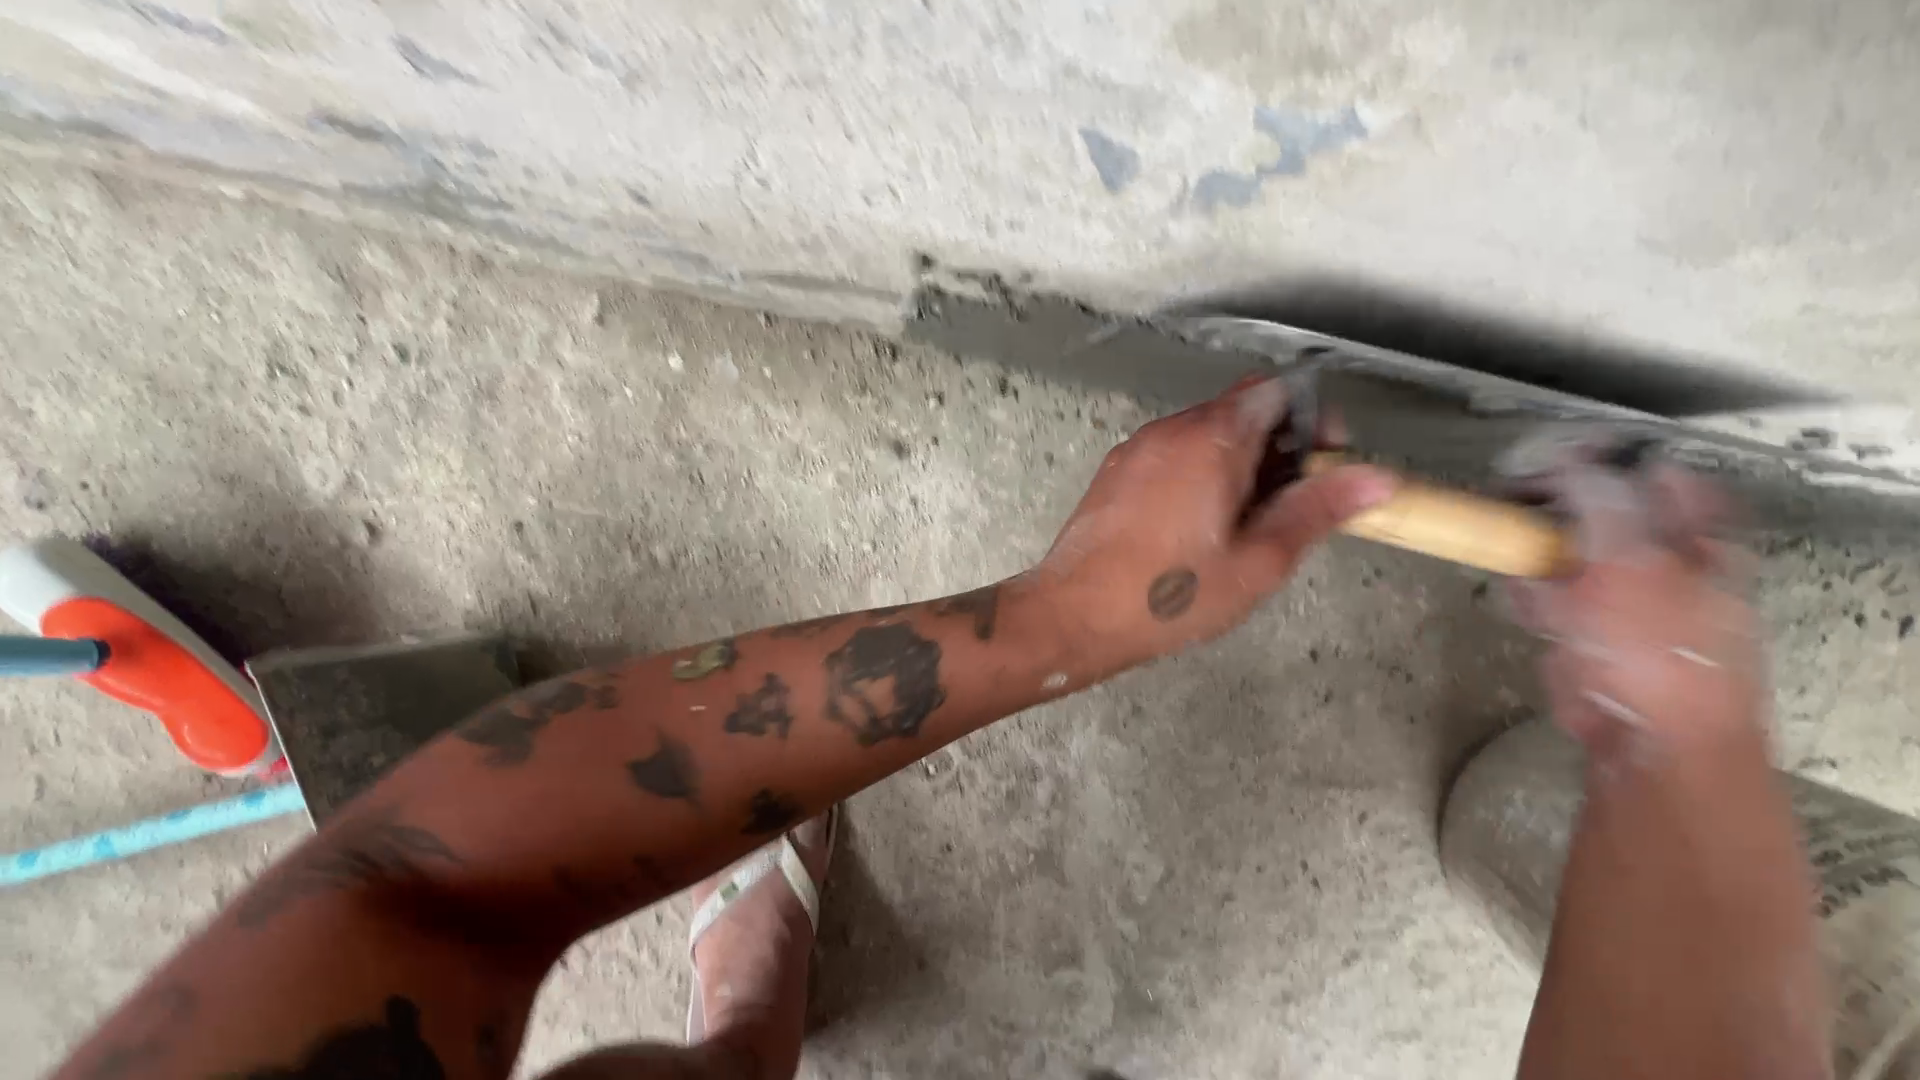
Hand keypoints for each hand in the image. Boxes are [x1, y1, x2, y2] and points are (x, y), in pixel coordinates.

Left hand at [1023, 374, 1397, 672]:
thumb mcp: (1257, 562)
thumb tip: (1377, 478)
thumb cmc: (1168, 597)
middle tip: (1294, 501)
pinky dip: (1199, 472)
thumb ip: (1316, 511)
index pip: (1276, 390)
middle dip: (1278, 445)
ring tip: (1249, 521)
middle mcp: (1170, 430)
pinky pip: (1171, 454)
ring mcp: (1136, 449)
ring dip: (1238, 462)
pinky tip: (1201, 525)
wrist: (1072, 616)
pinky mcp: (1116, 473)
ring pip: (1204, 434)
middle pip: (1239, 411)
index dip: (1311, 417)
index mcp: (1211, 439)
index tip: (1326, 460)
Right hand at [1501, 435, 1764, 754]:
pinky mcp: (1584, 626)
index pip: (1648, 474)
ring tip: (1536, 585)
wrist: (1646, 736)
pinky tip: (1539, 616)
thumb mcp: (1628, 558)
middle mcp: (1662, 557)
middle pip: (1594, 511)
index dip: (1599, 462)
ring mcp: (1620, 593)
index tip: (1547, 461)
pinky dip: (1533, 599)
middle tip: (1522, 512)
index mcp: (1696, 535)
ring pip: (1559, 550)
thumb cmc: (1655, 647)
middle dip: (1552, 515)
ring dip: (1535, 561)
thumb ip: (1600, 500)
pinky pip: (1545, 592)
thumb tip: (1570, 458)